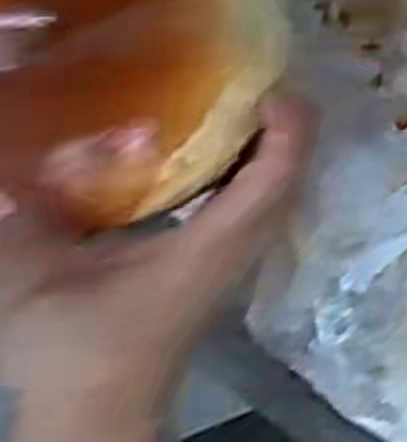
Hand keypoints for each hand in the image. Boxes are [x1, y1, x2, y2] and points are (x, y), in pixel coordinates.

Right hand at [0, 98, 313, 441]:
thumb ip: (29, 227)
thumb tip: (12, 179)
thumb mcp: (45, 284)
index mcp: (230, 228)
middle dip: (284, 121)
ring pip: (283, 178)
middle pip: (294, 162)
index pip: (283, 161)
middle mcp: (257, 229)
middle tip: (251, 91)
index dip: (288, 120)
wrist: (106, 402)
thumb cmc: (86, 344)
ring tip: (237, 113)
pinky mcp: (234, 253)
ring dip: (271, 143)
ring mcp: (251, 242)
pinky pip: (262, 195)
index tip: (270, 89)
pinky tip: (215, 160)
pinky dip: (253, 167)